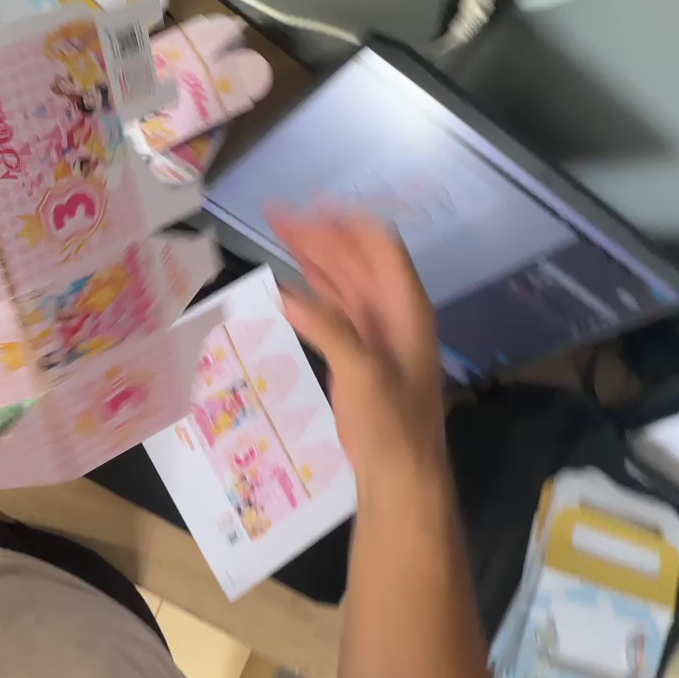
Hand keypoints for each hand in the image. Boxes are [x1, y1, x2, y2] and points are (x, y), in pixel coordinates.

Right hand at [268, 209, 447, 490]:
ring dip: (312, 255)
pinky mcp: (356, 350)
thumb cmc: (391, 423)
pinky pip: (332, 306)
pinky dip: (311, 289)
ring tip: (276, 234)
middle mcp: (391, 310)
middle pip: (354, 257)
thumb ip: (327, 329)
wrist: (399, 471)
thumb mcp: (363, 372)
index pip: (378, 246)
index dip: (344, 222)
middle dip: (318, 233)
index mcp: (404, 308)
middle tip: (274, 216)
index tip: (306, 206)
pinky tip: (287, 281)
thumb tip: (283, 293)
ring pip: (341, 279)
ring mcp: (373, 330)